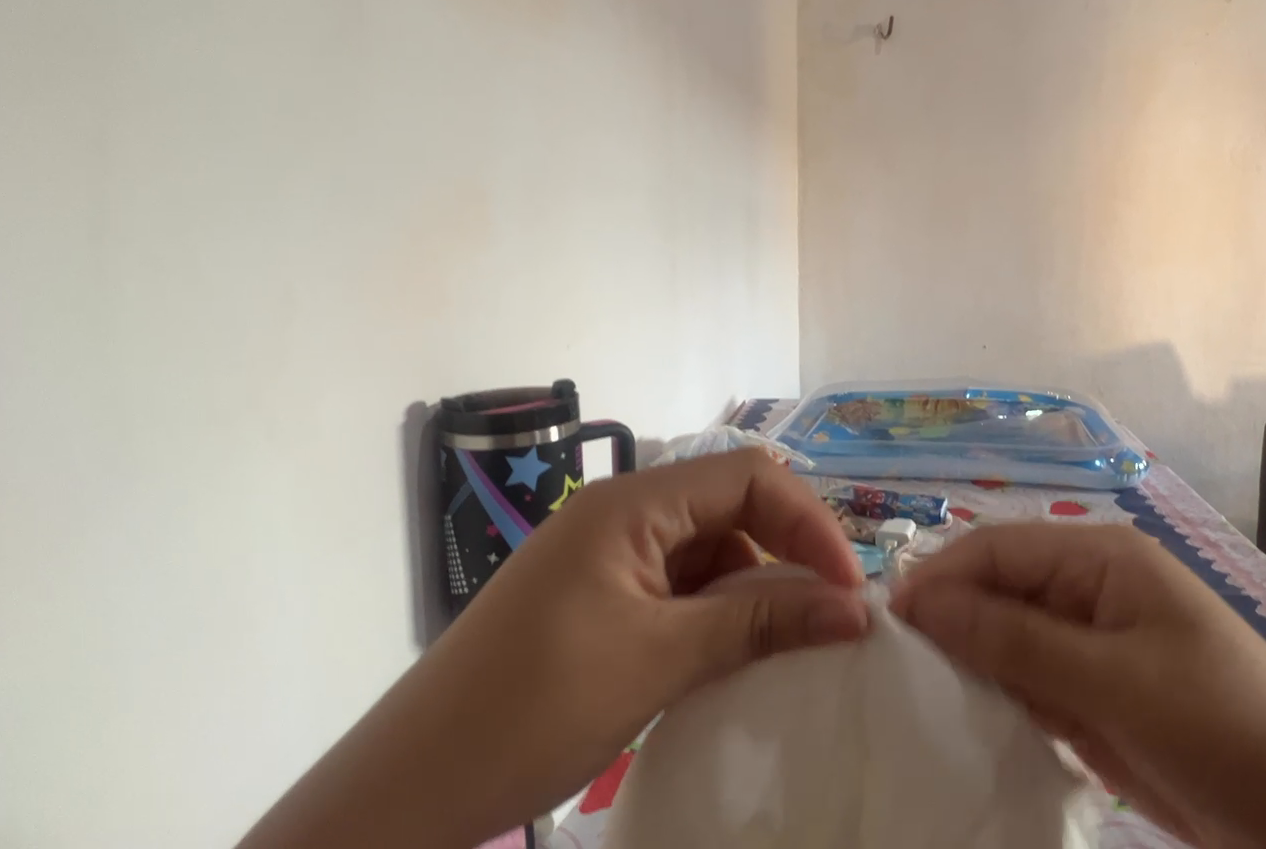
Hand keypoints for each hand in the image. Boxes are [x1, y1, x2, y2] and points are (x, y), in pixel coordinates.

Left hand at [238, 449, 867, 848]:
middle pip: (730, 507)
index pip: (747, 476)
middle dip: (787, 554)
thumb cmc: (534, 709)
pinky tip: (734, 655)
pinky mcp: (598, 599)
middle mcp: (620, 515)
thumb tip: (857, 609)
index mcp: (630, 504)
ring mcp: (606, 558)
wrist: (409, 789)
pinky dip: (717, 614)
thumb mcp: (661, 660)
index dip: (807, 522)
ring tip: (787, 645)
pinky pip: (679, 587)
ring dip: (754, 589)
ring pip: (708, 551)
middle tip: (831, 618)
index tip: (847, 590)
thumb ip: (762, 623)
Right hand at [892, 524, 1265, 848]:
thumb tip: (919, 600)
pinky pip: (1028, 682)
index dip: (941, 576)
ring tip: (914, 695)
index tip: (886, 622)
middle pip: (998, 590)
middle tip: (892, 667)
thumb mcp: (1113, 678)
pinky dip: (997, 698)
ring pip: (1006, 638)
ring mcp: (1092, 645)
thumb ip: (1014, 638)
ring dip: (967, 663)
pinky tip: (963, 720)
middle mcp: (1091, 589)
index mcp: (1102, 558)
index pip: (999, 548)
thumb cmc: (1221, 726)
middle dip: (949, 621)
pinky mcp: (1094, 695)